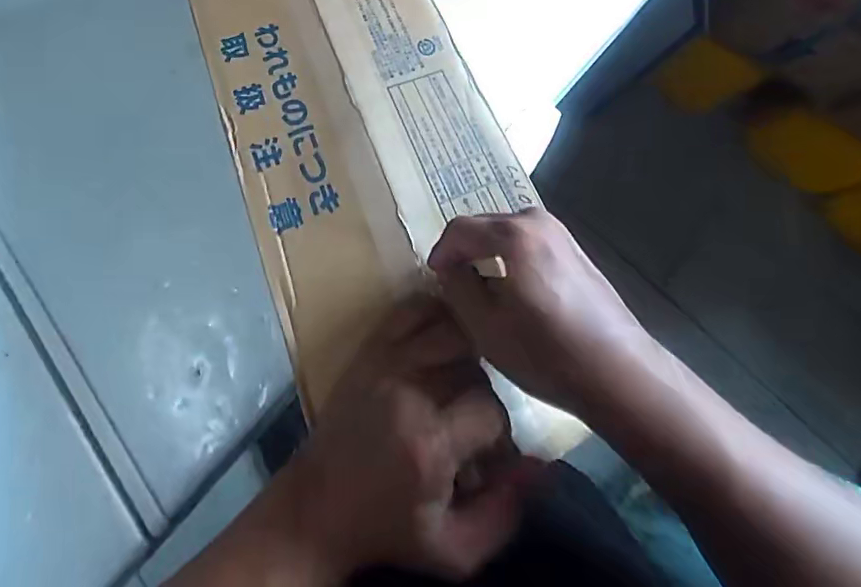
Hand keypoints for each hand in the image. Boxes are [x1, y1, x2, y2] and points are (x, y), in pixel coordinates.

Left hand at [273, 297, 538, 581]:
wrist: (319, 505)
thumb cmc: (389, 529)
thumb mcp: (455, 550)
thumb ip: (505, 512)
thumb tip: (541, 465)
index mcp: (429, 442)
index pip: (491, 409)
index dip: (498, 432)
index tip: (484, 451)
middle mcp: (408, 390)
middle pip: (472, 364)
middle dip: (482, 390)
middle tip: (471, 416)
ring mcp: (385, 362)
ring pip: (449, 329)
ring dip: (465, 352)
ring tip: (460, 379)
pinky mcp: (369, 349)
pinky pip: (411, 308)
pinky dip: (435, 312)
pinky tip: (442, 335)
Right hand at [428, 207, 658, 421]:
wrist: (619, 373)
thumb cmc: (546, 352)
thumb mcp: (485, 326)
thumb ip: (457, 286)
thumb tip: (451, 267)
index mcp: (513, 234)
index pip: (460, 228)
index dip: (441, 252)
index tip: (436, 278)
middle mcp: (537, 221)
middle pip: (485, 225)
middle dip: (465, 251)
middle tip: (457, 286)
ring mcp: (561, 234)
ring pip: (508, 234)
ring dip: (489, 254)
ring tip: (484, 291)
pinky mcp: (576, 251)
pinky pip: (530, 244)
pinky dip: (513, 259)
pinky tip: (517, 293)